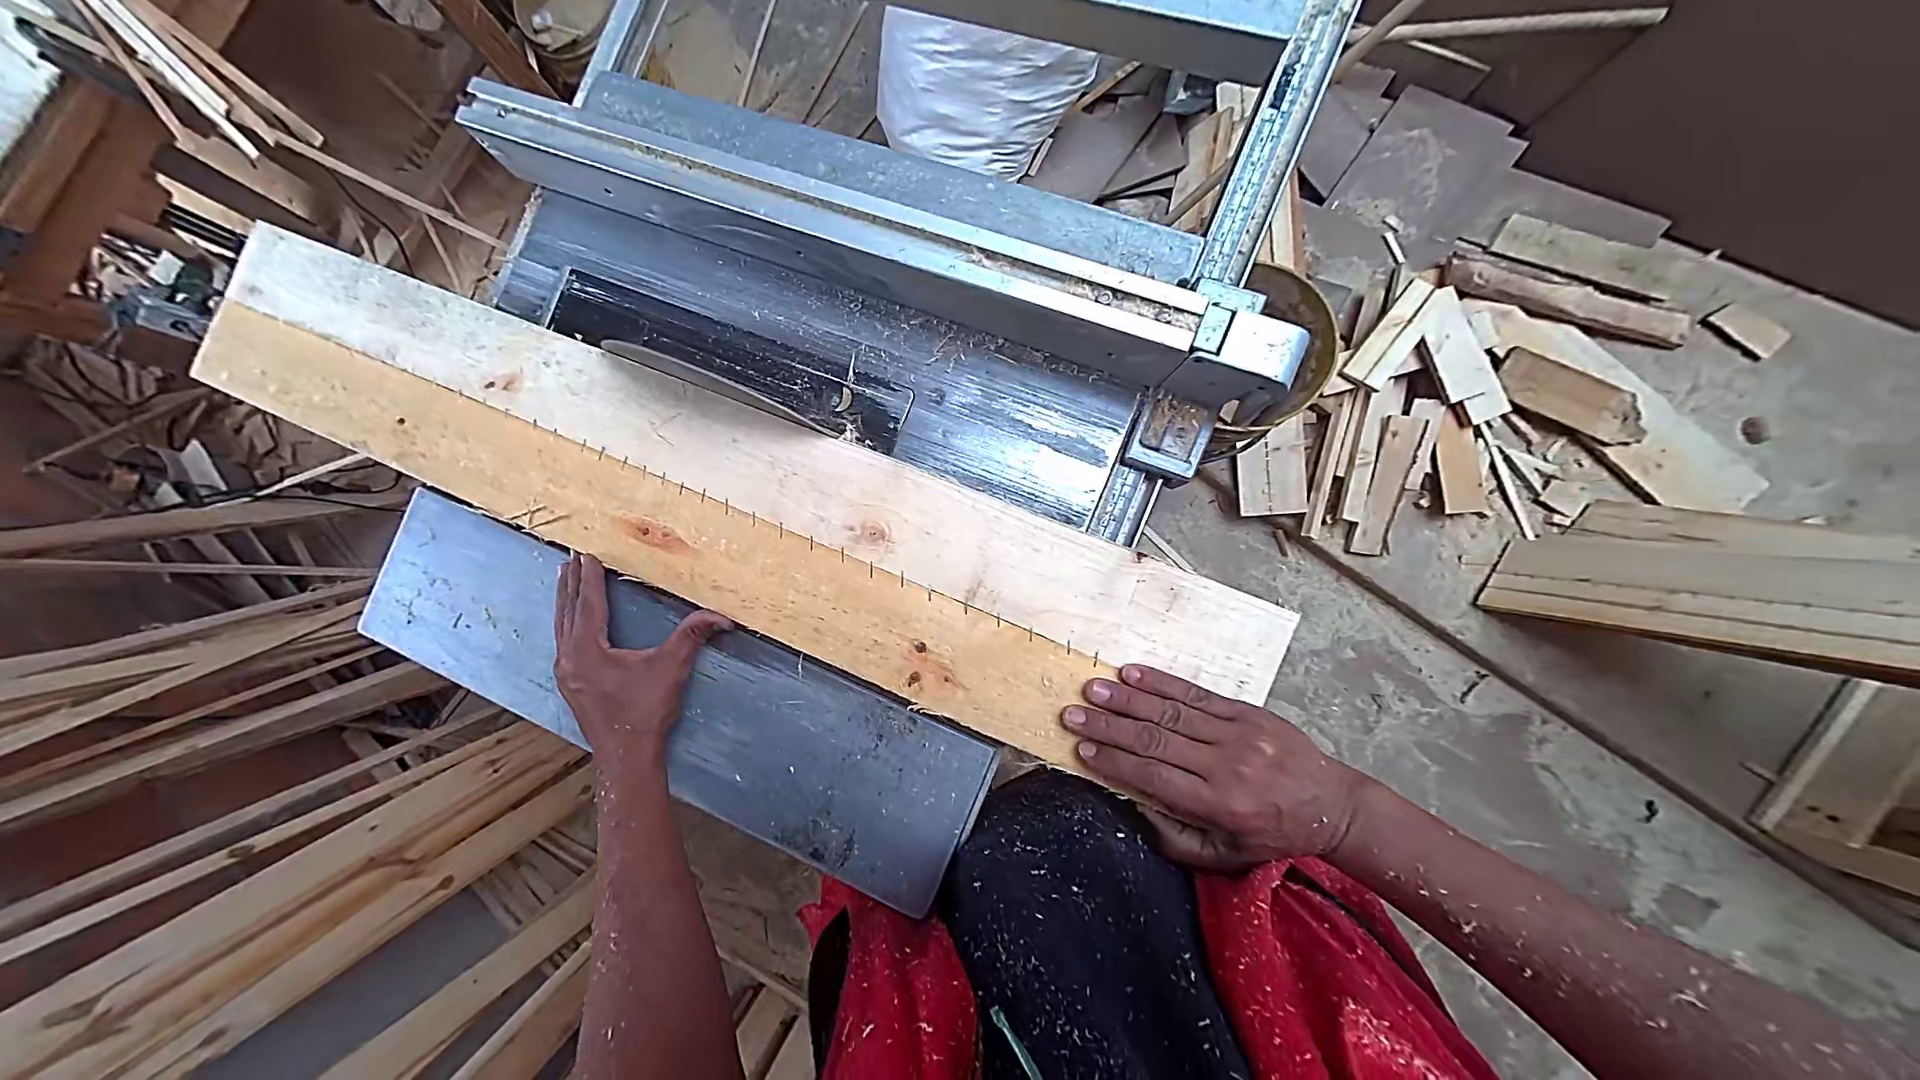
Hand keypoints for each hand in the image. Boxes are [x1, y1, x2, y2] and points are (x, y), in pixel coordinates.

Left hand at [553, 553, 732, 780]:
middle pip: (568, 612)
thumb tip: (721, 617)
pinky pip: (564, 643)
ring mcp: (566, 674)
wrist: (627, 755)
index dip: (591, 578)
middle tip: (571, 558)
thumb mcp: (672, 668)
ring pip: (562, 627)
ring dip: (565, 602)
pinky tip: (572, 622)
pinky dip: (568, 623)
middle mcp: (569, 658)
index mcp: (587, 650)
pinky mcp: (571, 685)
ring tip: (565, 580)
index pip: (589, 604)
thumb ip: (692, 636)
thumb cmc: (647, 710)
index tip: (587, 554)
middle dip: (570, 584)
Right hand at [1062, 665, 1372, 870]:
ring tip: (1092, 688)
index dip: (1114, 762)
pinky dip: (1161, 682)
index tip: (1082, 750)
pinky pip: (1196, 693)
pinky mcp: (1244, 711)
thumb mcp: (1227, 856)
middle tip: (1072, 714)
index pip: (1153, 777)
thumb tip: (1133, 808)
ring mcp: (1236, 733)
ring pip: (1170, 711)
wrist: (1332, 803)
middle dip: (1107, 727)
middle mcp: (1225, 765)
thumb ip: (1177, 839)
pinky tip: (1132, 672)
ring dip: (1126, 698)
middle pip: (1154, 740)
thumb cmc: (1274, 833)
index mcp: (1219, 804)